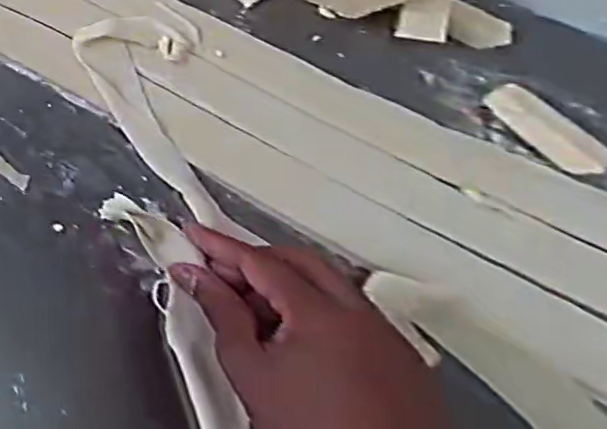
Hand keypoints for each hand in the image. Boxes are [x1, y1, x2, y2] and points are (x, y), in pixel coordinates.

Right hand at [170, 224, 447, 428]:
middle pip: (301, 263)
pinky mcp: (410, 371)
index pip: (260, 261)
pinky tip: (295, 336)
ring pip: (332, 287)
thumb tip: (197, 278)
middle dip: (256, 259)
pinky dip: (321, 311)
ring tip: (253, 307)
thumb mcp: (248, 368)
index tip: (196, 236)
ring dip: (288, 284)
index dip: (220, 244)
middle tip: (219, 268)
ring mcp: (395, 347)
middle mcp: (368, 323)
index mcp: (326, 317)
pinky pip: (359, 317)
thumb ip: (220, 311)